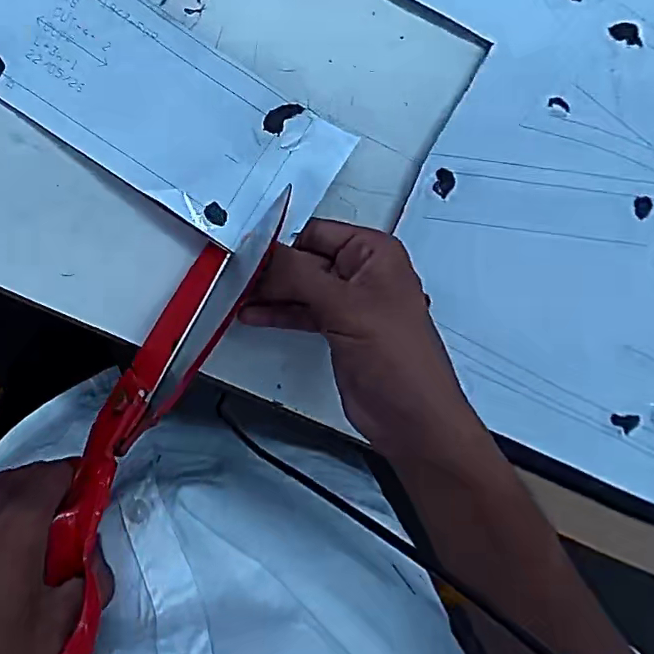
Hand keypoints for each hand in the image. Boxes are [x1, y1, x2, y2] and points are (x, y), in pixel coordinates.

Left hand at [0, 460, 109, 653]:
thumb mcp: (58, 627)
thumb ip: (88, 581)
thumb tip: (93, 562)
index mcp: (17, 520)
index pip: (58, 471)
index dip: (79, 484)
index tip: (87, 499)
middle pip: (27, 476)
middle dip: (50, 496)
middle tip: (65, 532)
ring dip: (16, 507)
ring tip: (28, 552)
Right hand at [240, 220, 486, 464]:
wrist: (412, 421)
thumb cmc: (403, 363)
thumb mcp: (345, 306)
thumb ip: (299, 275)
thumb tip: (266, 255)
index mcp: (375, 254)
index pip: (315, 232)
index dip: (283, 243)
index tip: (251, 253)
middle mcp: (362, 273)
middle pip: (302, 258)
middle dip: (271, 270)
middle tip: (241, 277)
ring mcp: (349, 302)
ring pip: (297, 285)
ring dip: (268, 291)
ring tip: (241, 295)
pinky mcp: (337, 326)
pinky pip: (298, 308)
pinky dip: (276, 310)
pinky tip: (255, 313)